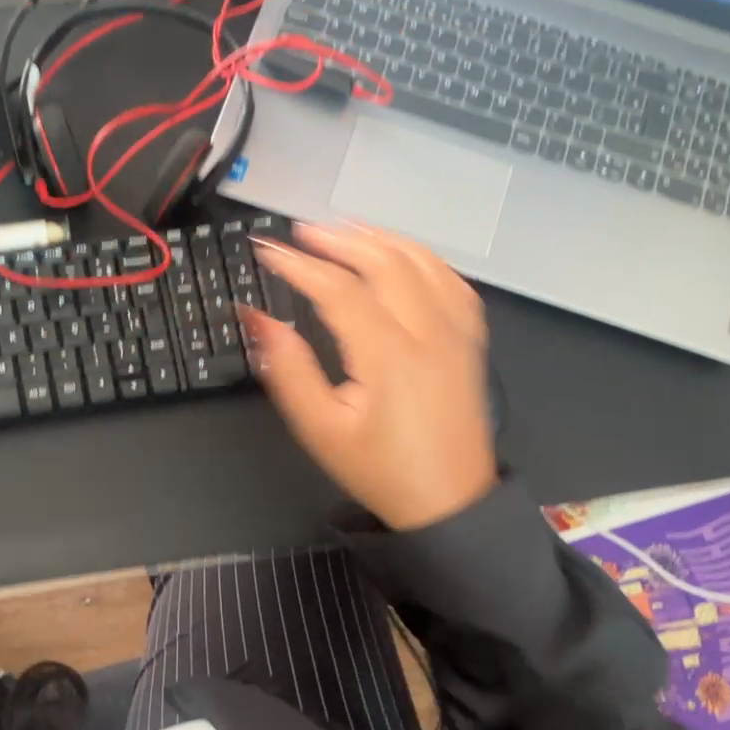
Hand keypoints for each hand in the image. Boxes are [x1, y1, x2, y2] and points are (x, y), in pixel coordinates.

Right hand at [245, 222, 497, 530]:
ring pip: (421, 262)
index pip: (339, 289)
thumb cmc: (378, 469)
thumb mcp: (320, 428)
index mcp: (389, 355)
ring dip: (380, 238)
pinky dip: (422, 257)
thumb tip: (259, 320)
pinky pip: (451, 280)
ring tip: (344, 229)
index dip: (299, 265)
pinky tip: (401, 255)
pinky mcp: (470, 341)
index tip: (267, 250)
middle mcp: (429, 332)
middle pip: (384, 261)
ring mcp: (456, 332)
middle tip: (301, 231)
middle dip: (339, 239)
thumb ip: (288, 370)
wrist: (446, 500)